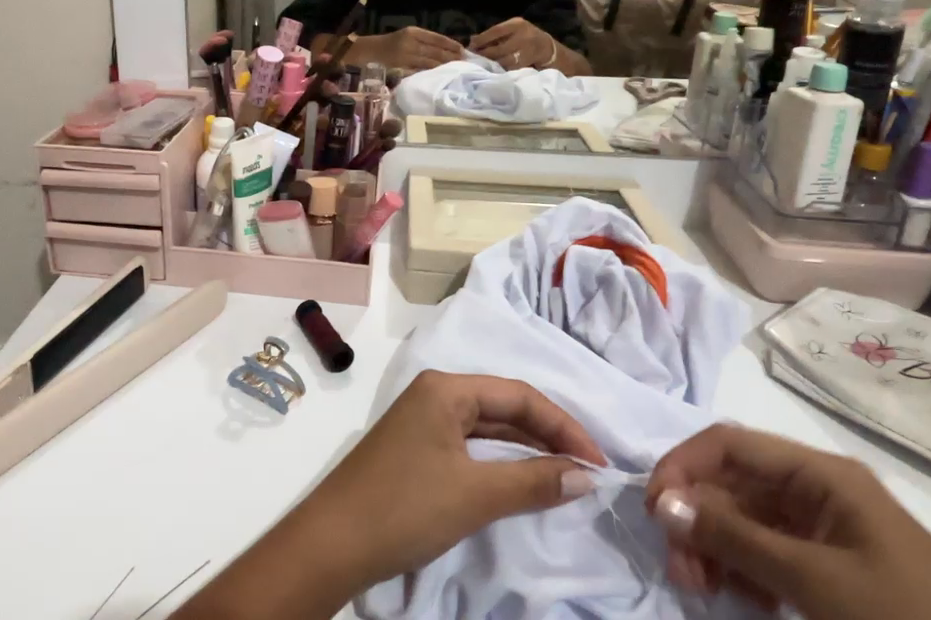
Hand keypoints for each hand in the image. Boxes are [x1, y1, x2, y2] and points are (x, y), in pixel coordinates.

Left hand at [172, 372, 602, 619]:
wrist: (332, 542)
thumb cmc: (405, 507)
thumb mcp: (475, 494)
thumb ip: (533, 480)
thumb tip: (586, 476)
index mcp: (446, 388)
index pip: (519, 394)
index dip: (564, 426)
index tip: (598, 462)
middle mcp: (434, 394)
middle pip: (505, 406)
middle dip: (549, 435)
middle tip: (588, 470)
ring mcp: (422, 421)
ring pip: (488, 427)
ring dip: (527, 449)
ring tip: (566, 476)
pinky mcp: (417, 449)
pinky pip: (471, 445)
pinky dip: (501, 461)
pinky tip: (524, 481)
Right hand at [349, 26, 466, 72]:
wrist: (367, 53)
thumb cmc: (390, 45)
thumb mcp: (406, 37)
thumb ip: (424, 42)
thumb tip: (449, 49)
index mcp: (413, 32)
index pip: (437, 38)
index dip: (452, 44)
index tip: (464, 50)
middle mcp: (410, 43)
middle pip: (436, 51)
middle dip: (452, 57)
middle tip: (466, 62)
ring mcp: (405, 57)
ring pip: (430, 62)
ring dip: (445, 67)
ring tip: (457, 70)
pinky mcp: (401, 69)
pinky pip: (421, 72)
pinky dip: (432, 74)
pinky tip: (440, 76)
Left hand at [470, 17, 555, 70]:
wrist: (546, 47)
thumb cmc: (524, 35)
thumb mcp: (512, 28)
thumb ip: (495, 34)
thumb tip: (472, 40)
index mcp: (517, 24)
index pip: (496, 31)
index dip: (482, 39)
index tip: (471, 45)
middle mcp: (523, 37)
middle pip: (499, 48)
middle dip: (484, 53)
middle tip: (474, 57)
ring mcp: (527, 52)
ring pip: (504, 60)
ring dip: (491, 63)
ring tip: (482, 63)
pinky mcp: (527, 64)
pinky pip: (510, 68)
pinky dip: (500, 69)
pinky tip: (492, 68)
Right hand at [647, 425, 930, 619]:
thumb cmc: (902, 618)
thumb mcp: (813, 580)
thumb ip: (735, 538)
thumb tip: (663, 503)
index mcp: (821, 474)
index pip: (729, 444)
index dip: (682, 466)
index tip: (654, 511)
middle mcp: (819, 490)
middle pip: (732, 483)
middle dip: (696, 519)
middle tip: (681, 571)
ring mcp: (825, 529)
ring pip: (744, 519)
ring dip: (713, 546)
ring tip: (702, 589)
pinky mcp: (831, 567)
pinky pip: (768, 551)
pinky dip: (743, 569)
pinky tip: (742, 599)